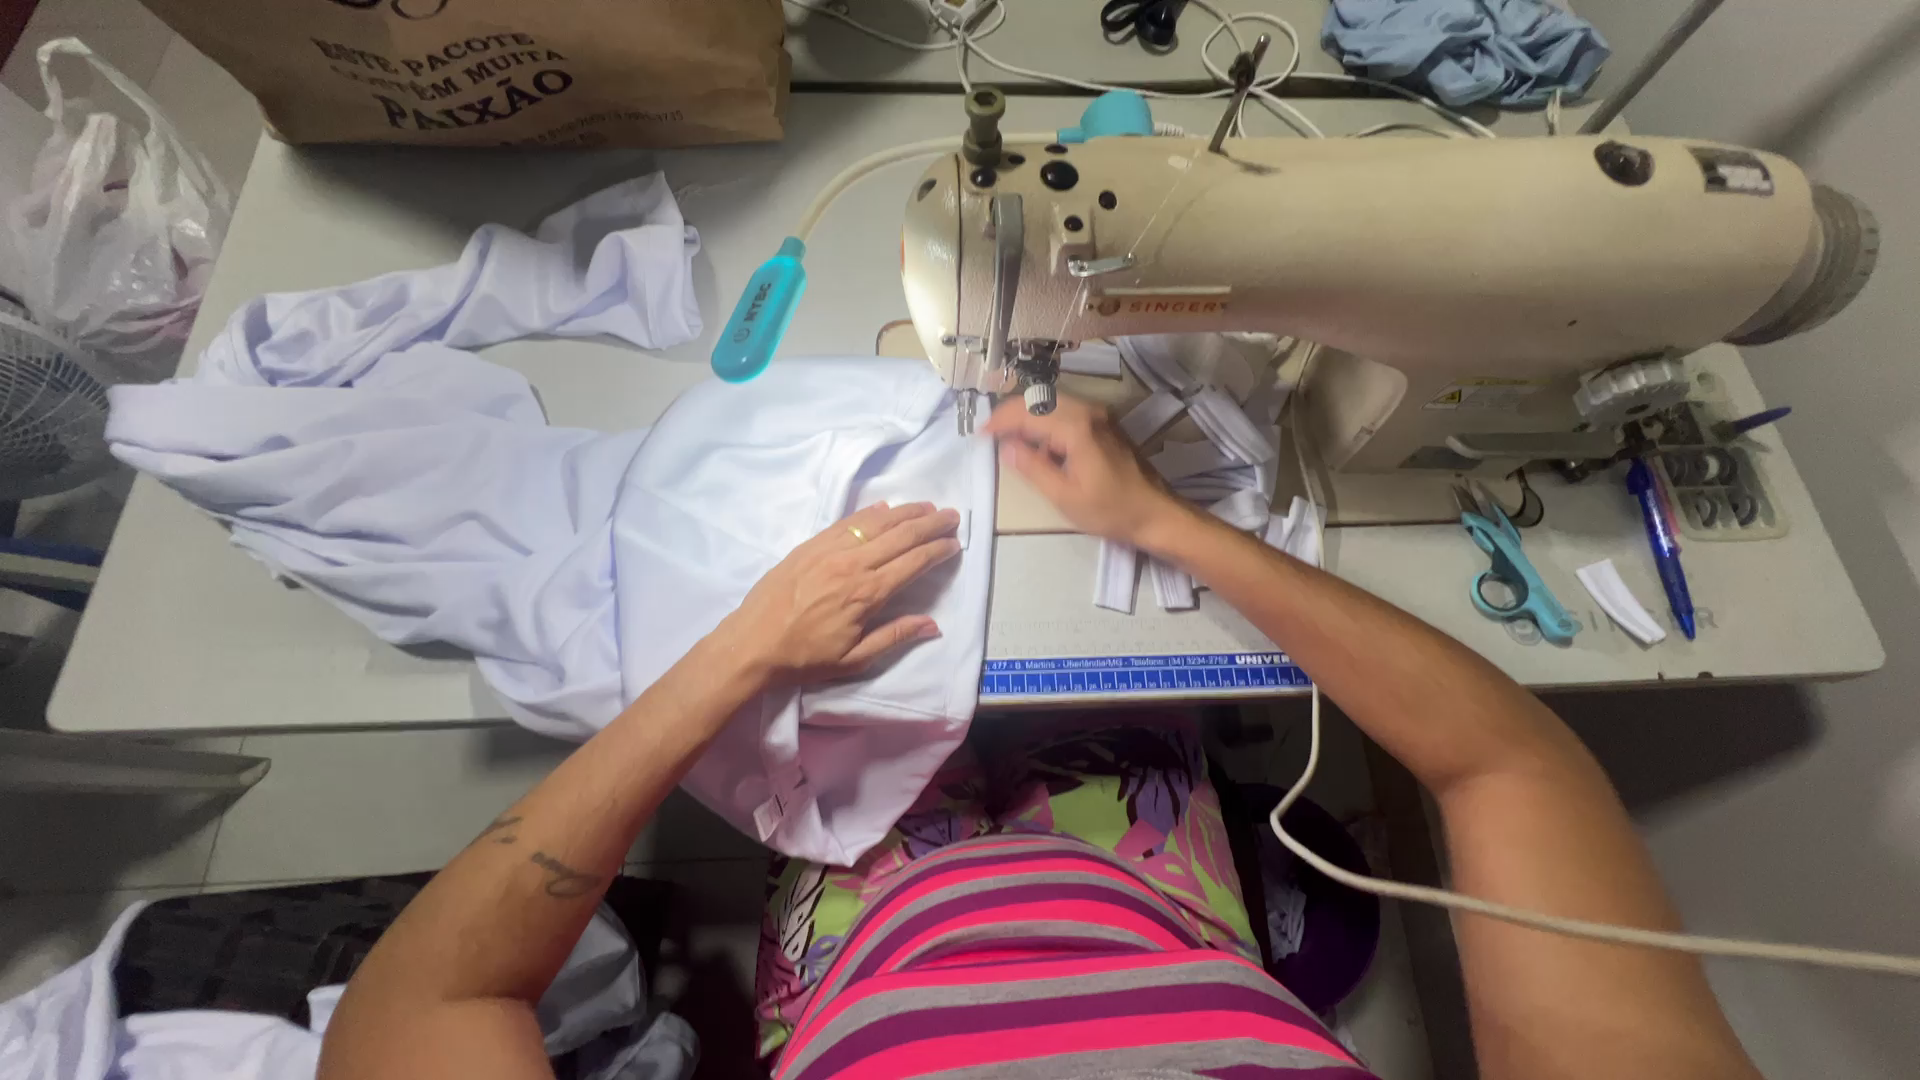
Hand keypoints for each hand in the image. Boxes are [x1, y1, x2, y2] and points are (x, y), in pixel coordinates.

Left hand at [717, 501, 961, 685]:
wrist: (751, 644)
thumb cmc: (804, 658)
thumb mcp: (854, 659)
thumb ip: (895, 636)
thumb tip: (933, 624)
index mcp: (867, 593)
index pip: (913, 563)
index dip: (938, 550)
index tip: (955, 543)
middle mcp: (853, 564)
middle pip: (901, 536)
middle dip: (931, 524)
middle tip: (952, 516)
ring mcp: (830, 550)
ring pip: (876, 523)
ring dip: (906, 512)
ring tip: (927, 507)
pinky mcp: (811, 545)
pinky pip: (847, 522)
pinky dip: (870, 514)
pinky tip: (885, 508)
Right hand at [983, 395, 1191, 549]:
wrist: (1157, 514)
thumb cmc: (1111, 510)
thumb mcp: (1065, 496)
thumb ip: (1033, 468)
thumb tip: (1006, 448)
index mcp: (1076, 427)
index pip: (1027, 413)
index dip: (999, 421)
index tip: (980, 435)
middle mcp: (1088, 412)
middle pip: (1039, 399)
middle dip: (1011, 413)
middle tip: (991, 435)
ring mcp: (1099, 416)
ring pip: (1053, 403)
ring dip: (1028, 416)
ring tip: (1009, 439)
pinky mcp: (1105, 424)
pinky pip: (1067, 412)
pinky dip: (1046, 421)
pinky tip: (1039, 445)